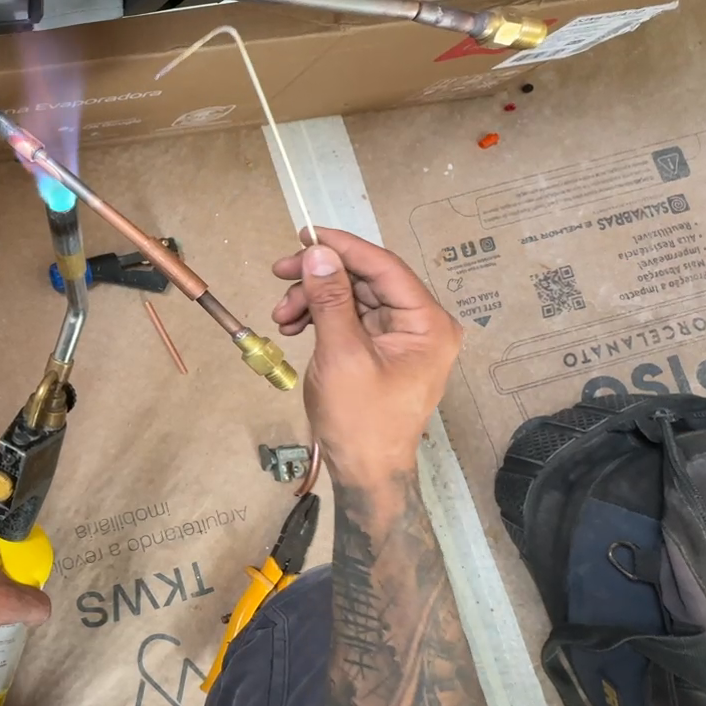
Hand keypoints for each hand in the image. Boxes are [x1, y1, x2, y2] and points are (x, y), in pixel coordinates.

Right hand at [272, 228, 462, 482]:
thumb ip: (330, 300)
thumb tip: (318, 253)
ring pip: (350, 296)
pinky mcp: (378, 348)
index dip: (343, 246)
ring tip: (281, 317)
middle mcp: (419, 324)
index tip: (303, 235)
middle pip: (364, 279)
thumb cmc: (360, 419)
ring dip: (312, 299)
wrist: (363, 470)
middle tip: (278, 275)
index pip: (384, 267)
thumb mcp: (341, 355)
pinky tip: (293, 327)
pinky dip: (317, 316)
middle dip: (319, 278)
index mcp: (427, 323)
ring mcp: (399, 336)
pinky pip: (346, 317)